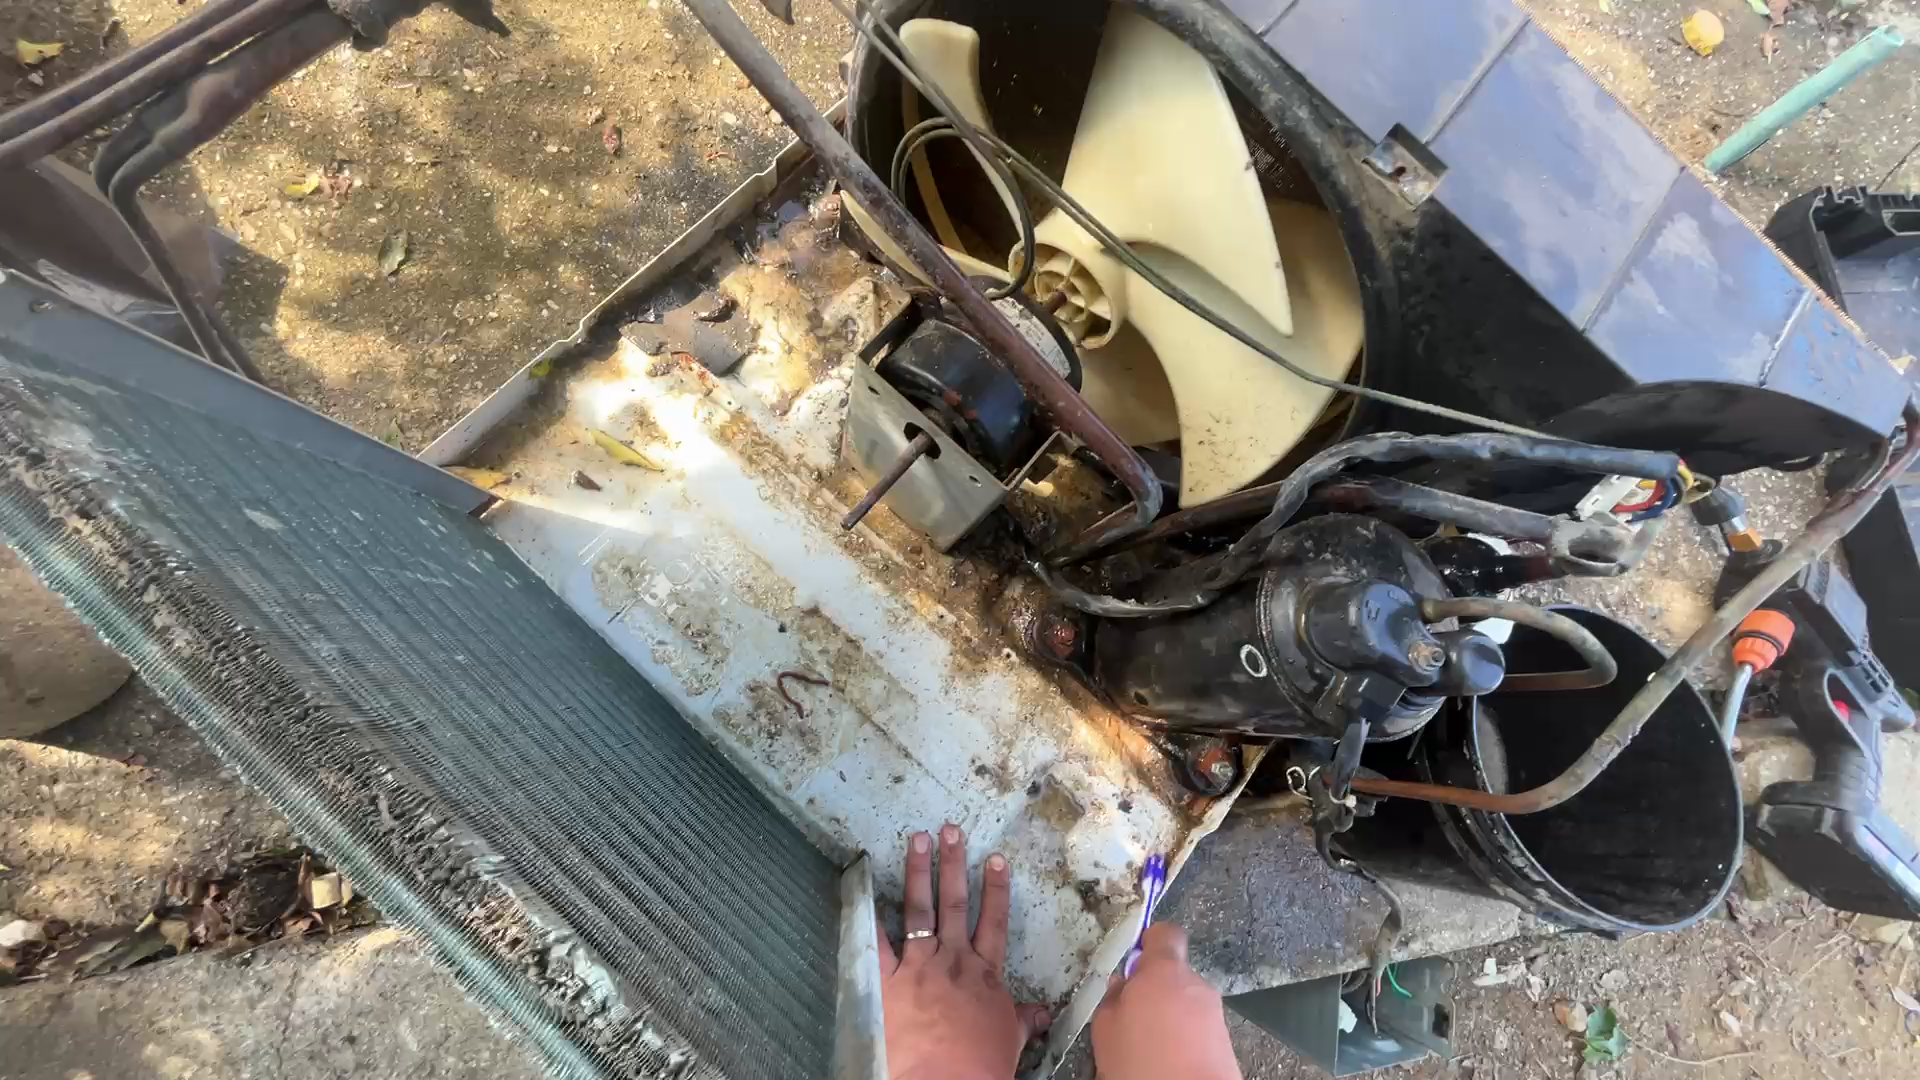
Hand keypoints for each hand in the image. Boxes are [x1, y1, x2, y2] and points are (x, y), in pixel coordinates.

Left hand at [878, 824, 1050, 1079]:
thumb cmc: (981, 1067)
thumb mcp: (1009, 1042)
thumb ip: (1023, 1021)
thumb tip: (1044, 1014)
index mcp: (984, 974)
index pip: (994, 922)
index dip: (996, 889)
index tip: (996, 859)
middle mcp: (953, 959)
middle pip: (956, 903)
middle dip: (954, 864)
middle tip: (951, 830)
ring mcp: (920, 966)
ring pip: (920, 910)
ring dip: (919, 872)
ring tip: (918, 839)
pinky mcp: (889, 981)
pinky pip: (877, 943)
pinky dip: (869, 915)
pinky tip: (866, 886)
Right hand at [1091, 923, 1240, 1079]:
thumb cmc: (1143, 1065)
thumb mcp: (1106, 1029)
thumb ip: (1112, 998)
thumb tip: (1120, 985)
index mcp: (1164, 971)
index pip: (1166, 933)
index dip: (1150, 941)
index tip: (1135, 960)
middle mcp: (1195, 984)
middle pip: (1173, 973)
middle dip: (1155, 989)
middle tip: (1134, 1015)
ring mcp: (1214, 1014)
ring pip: (1185, 1003)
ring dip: (1170, 1016)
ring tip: (1151, 1045)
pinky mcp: (1226, 1044)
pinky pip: (1198, 1028)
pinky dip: (1185, 1038)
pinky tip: (1169, 1061)